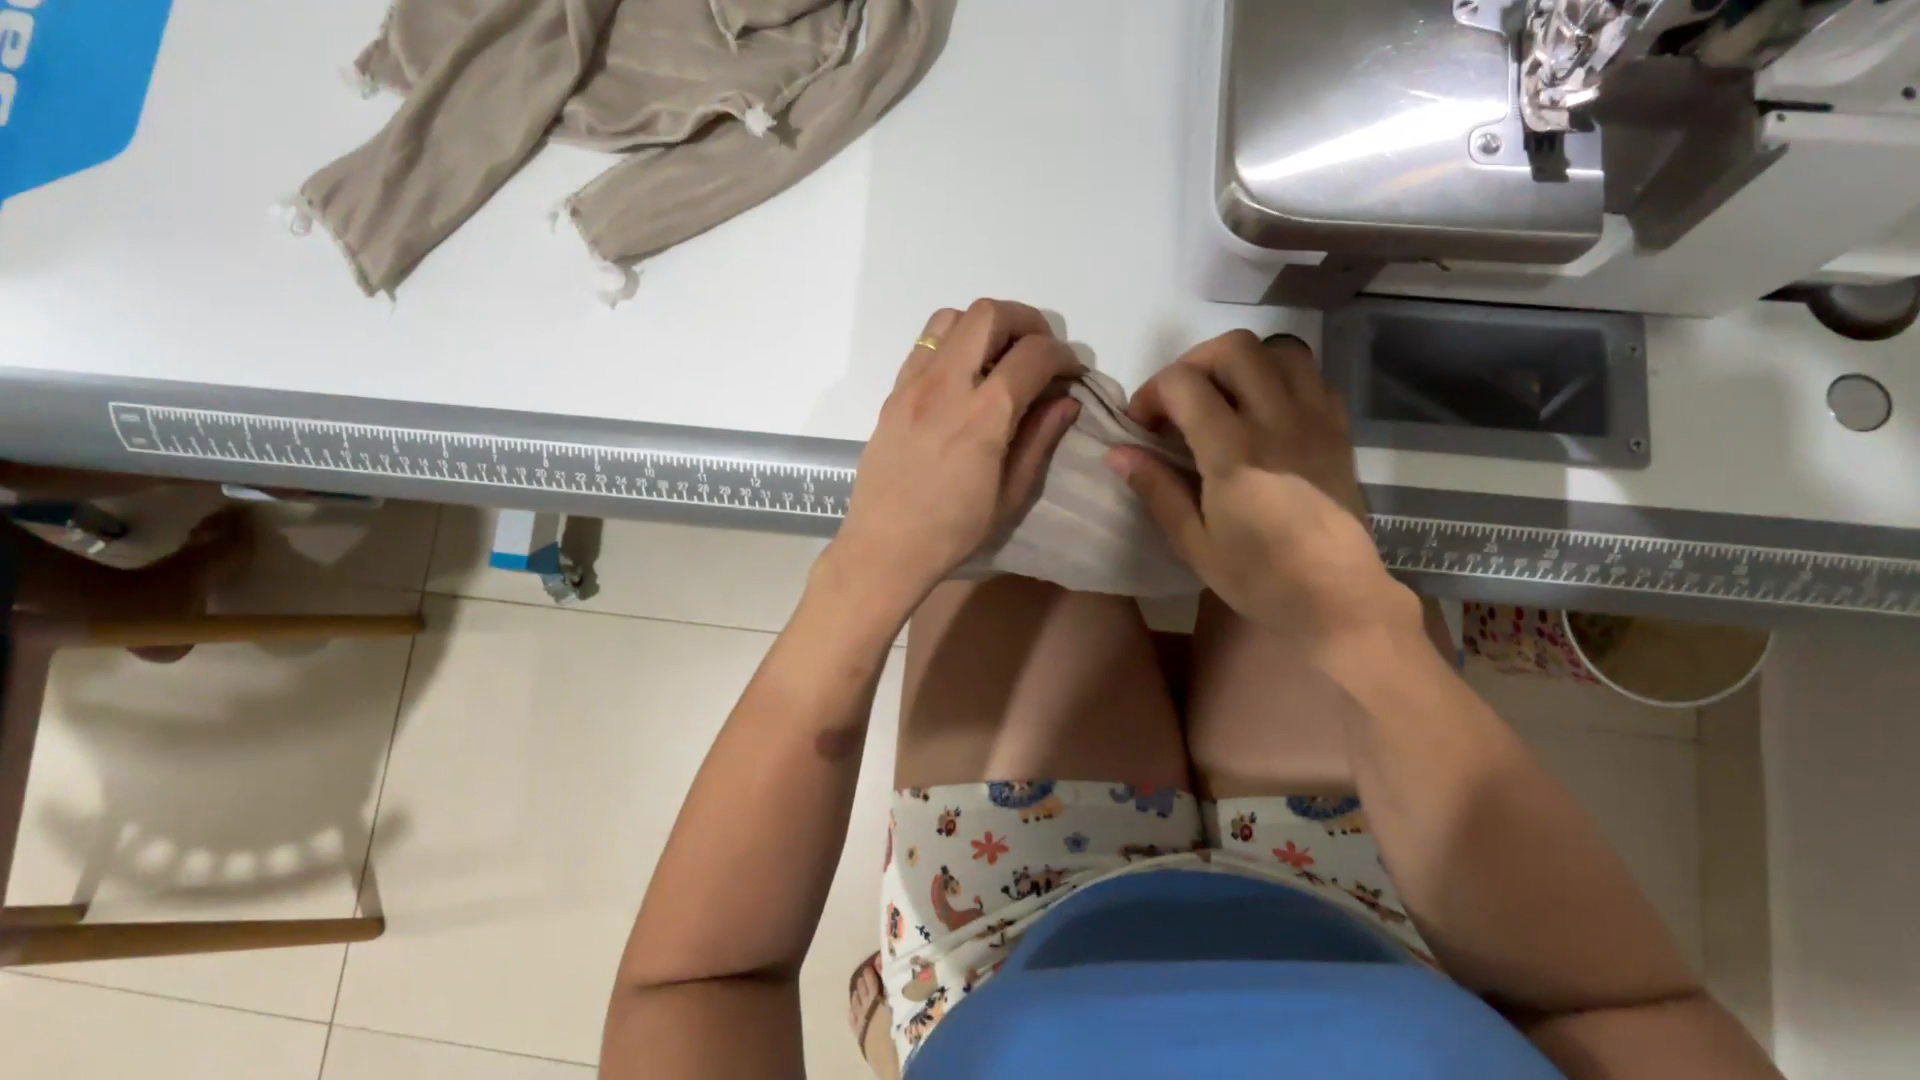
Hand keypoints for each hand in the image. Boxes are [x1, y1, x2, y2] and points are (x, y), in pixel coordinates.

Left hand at [833, 300, 1082, 604]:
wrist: (885, 547)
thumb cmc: (953, 532)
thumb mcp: (1010, 495)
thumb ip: (1039, 439)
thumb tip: (1066, 400)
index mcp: (983, 416)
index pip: (1033, 355)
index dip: (1063, 355)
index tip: (1071, 371)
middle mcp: (946, 386)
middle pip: (989, 314)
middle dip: (1026, 321)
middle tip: (1040, 349)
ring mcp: (913, 385)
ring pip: (951, 318)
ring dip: (984, 325)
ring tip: (1000, 356)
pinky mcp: (893, 393)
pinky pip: (924, 345)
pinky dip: (952, 342)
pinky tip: (964, 375)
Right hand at [1106, 331, 1418, 652]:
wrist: (1338, 597)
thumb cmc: (1260, 579)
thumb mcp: (1195, 544)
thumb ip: (1157, 490)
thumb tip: (1117, 453)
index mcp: (1234, 451)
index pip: (1183, 383)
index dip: (1151, 393)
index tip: (1141, 425)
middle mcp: (1277, 420)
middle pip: (1234, 348)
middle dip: (1194, 364)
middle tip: (1180, 402)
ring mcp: (1314, 420)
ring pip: (1279, 351)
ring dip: (1242, 364)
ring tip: (1224, 399)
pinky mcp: (1338, 430)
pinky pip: (1312, 377)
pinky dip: (1281, 379)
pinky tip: (1265, 414)